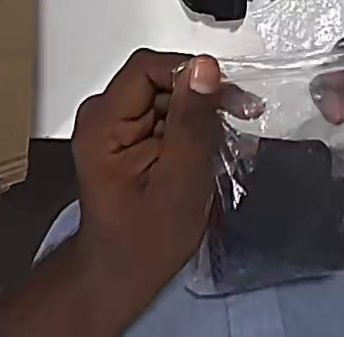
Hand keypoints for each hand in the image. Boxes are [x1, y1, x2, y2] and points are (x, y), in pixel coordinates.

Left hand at [70, 49, 222, 321]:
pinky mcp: (126, 132)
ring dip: (199, 110)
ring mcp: (112, 122)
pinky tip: (213, 141)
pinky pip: (162, 111)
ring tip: (232, 132)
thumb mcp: (179, 181)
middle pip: (157, 78)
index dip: (188, 72)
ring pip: (164, 93)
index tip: (226, 96)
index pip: (147, 69)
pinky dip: (190, 123)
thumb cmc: (146, 241)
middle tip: (241, 113)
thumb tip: (206, 65)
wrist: (119, 279)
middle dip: (200, 94)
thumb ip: (192, 120)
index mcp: (103, 122)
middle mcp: (102, 112)